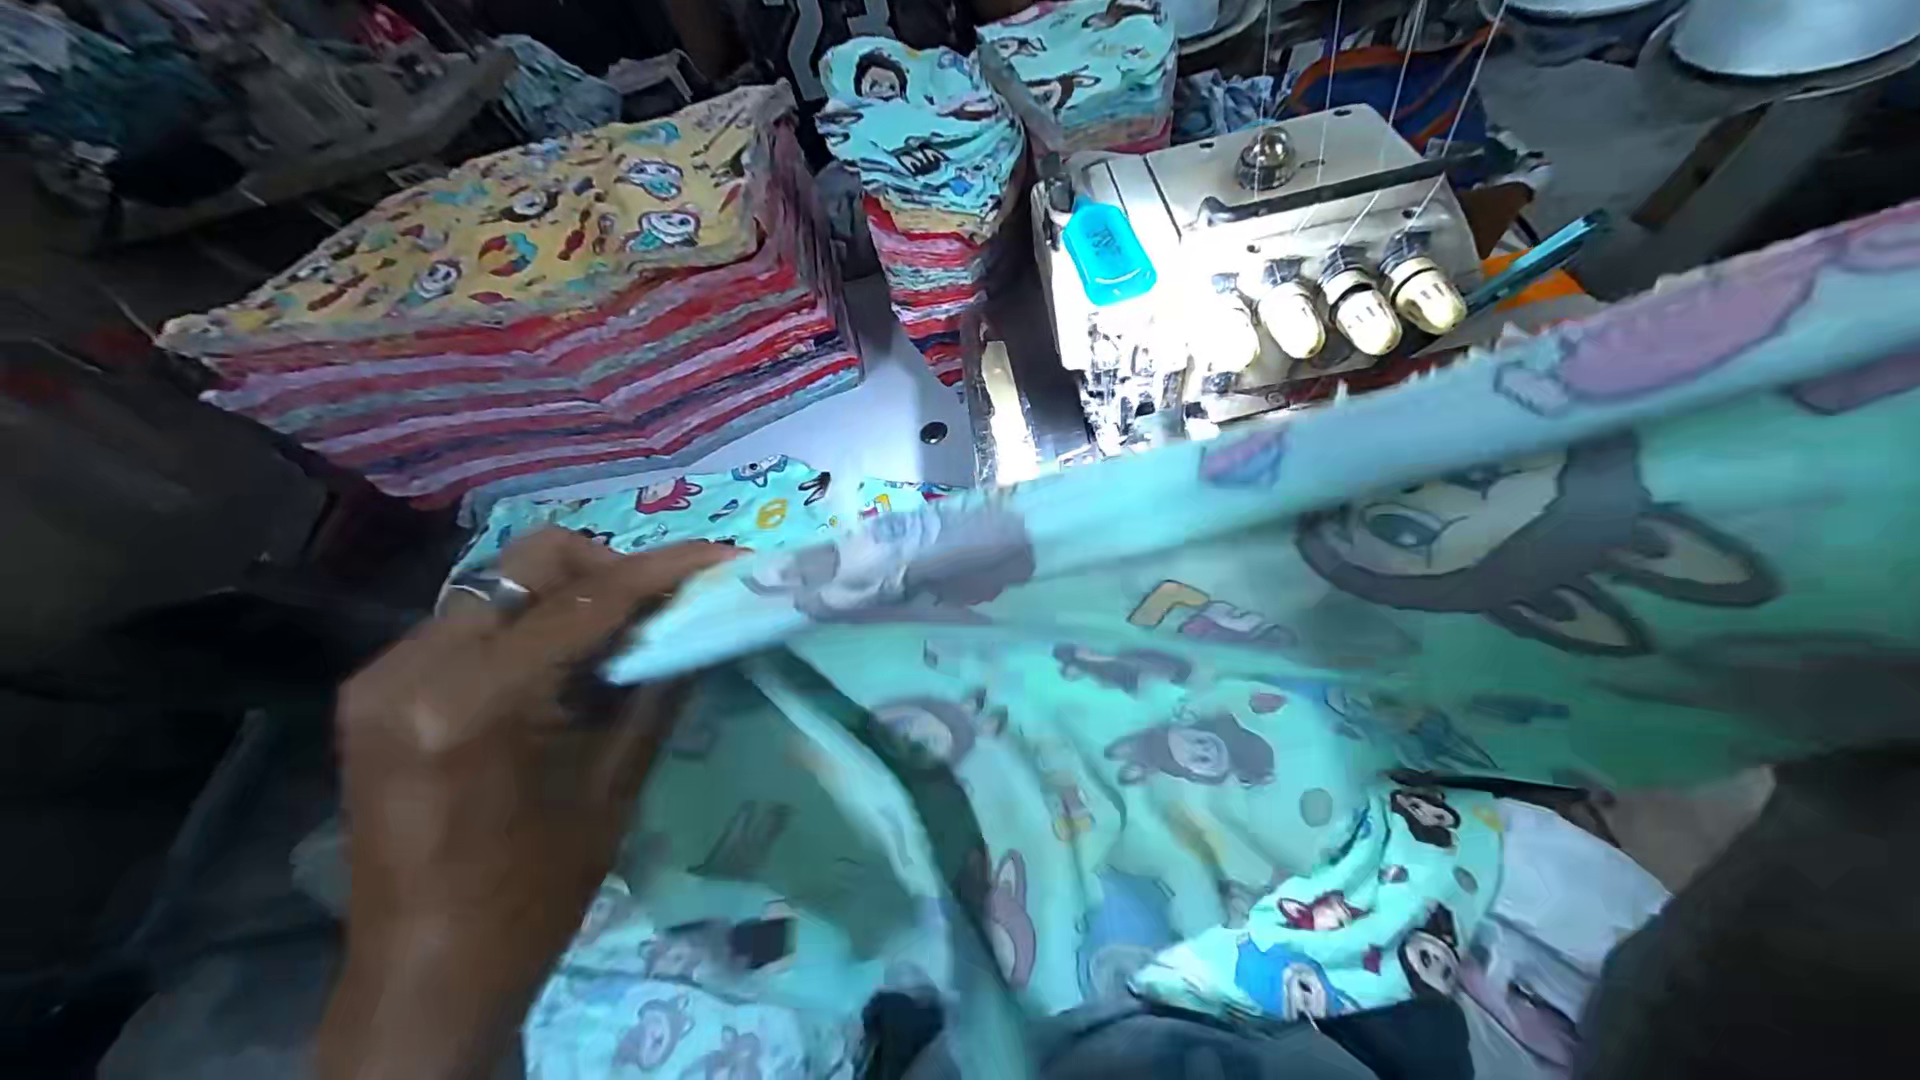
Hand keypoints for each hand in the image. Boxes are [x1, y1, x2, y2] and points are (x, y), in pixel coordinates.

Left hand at [317, 530, 738, 1079]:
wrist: (429, 968)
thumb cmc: (538, 887)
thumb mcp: (617, 778)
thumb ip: (660, 682)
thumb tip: (700, 619)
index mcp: (475, 702)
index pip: (587, 600)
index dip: (664, 569)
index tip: (721, 554)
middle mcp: (413, 667)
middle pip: (531, 560)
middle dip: (610, 569)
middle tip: (658, 610)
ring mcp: (384, 673)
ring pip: (503, 583)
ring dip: (572, 595)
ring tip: (616, 639)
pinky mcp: (377, 687)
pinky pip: (475, 620)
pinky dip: (533, 623)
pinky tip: (563, 665)